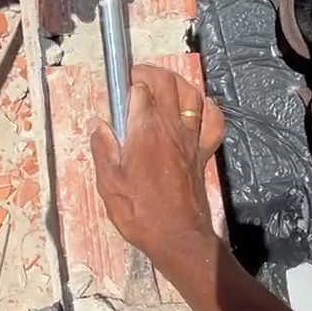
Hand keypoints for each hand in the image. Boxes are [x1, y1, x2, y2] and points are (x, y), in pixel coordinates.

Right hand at [90, 65, 226, 263]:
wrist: (177, 238)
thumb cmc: (138, 211)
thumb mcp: (109, 183)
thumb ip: (103, 148)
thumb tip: (97, 122)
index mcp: (145, 131)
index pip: (141, 90)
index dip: (130, 83)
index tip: (121, 87)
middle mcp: (171, 127)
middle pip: (168, 83)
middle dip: (152, 72)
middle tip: (138, 76)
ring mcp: (192, 138)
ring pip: (192, 95)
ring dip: (178, 82)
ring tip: (164, 83)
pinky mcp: (204, 152)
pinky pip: (214, 122)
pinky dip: (209, 108)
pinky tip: (199, 106)